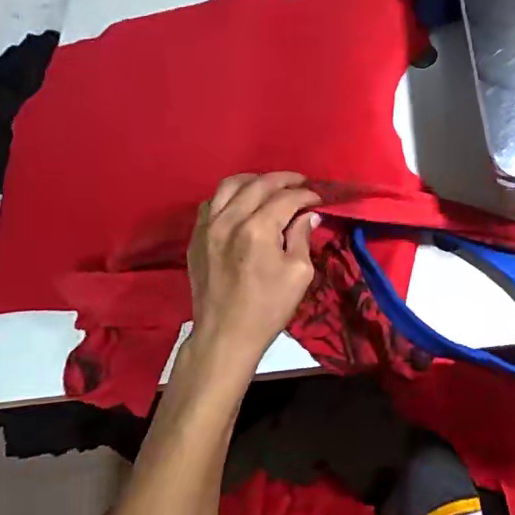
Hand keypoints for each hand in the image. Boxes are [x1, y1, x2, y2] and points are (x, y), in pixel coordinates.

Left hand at [185, 172, 320, 359]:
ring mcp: (207, 227)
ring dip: (253, 180)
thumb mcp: (299, 274)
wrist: (226, 334)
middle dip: (283, 180)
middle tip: (300, 183)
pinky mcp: (196, 238)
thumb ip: (301, 238)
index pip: (286, 198)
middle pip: (257, 184)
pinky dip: (229, 196)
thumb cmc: (269, 307)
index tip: (318, 199)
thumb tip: (308, 216)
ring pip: (228, 186)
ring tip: (269, 185)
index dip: (306, 195)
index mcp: (257, 229)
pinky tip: (242, 203)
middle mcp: (229, 220)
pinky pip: (211, 203)